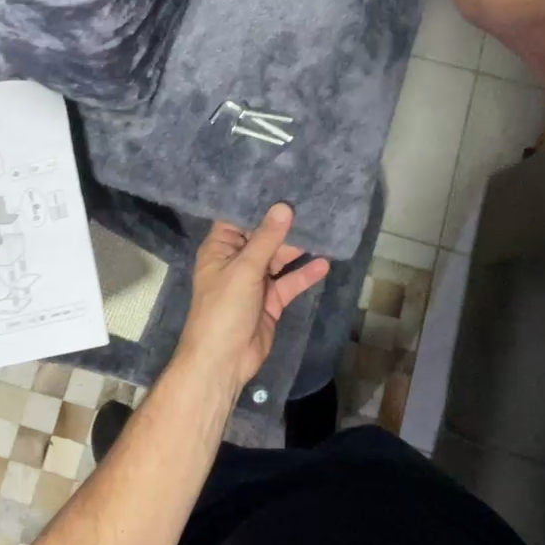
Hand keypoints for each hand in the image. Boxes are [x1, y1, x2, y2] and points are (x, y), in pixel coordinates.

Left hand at [179, 204, 331, 390]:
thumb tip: (284, 207)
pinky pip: (289, 282)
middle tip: (314, 205)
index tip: (284, 184)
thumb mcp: (244, 269)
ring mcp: (254, 282)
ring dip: (298, 249)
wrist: (224, 360)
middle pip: (263, 237)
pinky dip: (304, 274)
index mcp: (220, 249)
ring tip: (325, 229)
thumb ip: (266, 239)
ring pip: (279, 259)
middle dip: (286, 226)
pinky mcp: (270, 300)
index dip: (259, 204)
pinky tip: (324, 263)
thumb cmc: (224, 309)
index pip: (239, 218)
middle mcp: (236, 261)